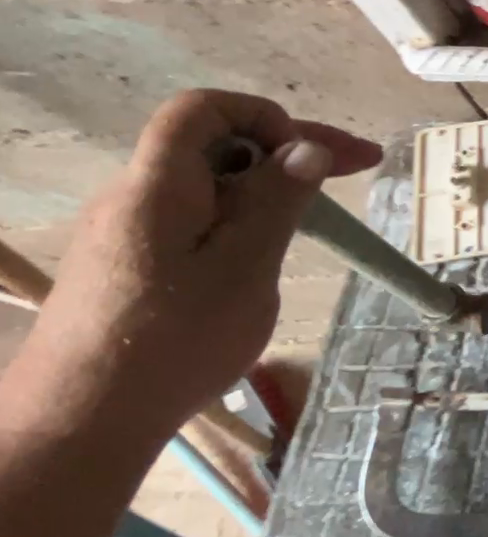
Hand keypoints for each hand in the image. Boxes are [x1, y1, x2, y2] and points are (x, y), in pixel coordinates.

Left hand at [34, 90, 380, 437]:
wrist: (77, 426)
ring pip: (209, 181)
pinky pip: (196, 213)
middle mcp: (133, 198)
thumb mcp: (244, 267)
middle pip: (213, 142)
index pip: (201, 110)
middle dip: (290, 147)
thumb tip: (307, 147)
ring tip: (323, 213)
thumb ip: (277, 200)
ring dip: (272, 183)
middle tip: (363, 167)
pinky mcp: (130, 263)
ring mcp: (127, 232)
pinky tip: (269, 245)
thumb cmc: (171, 342)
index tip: (315, 155)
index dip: (265, 115)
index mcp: (156, 189)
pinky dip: (245, 212)